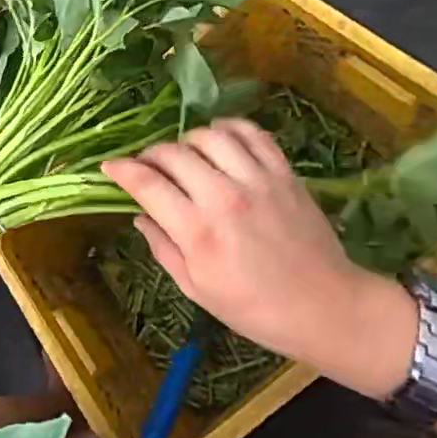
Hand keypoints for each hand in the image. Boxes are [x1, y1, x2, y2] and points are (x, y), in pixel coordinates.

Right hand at [102, 120, 415, 396]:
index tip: (109, 166)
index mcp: (198, 232)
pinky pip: (252, 133)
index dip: (121, 169)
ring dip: (187, 141)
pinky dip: (229, 128)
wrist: (326, 308)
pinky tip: (220, 139)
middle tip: (148, 167)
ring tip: (185, 155)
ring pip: (208, 136)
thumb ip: (163, 248)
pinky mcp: (284, 173)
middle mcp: (224, 197)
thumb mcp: (197, 288)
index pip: (147, 183)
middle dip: (150, 155)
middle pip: (173, 153)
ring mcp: (258, 180)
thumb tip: (140, 215)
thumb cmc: (255, 309)